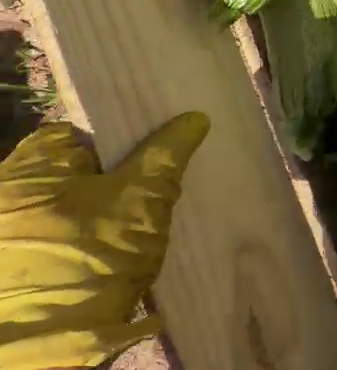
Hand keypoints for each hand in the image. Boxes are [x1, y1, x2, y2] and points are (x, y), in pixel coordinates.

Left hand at [0, 112, 208, 369]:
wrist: (43, 345)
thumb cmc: (91, 255)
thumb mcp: (144, 196)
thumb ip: (167, 151)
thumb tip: (191, 118)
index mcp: (21, 172)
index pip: (68, 135)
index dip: (112, 139)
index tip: (148, 152)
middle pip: (61, 171)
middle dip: (102, 177)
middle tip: (146, 188)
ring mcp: (0, 238)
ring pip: (55, 206)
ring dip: (90, 210)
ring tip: (132, 222)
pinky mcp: (6, 272)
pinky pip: (45, 238)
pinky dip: (74, 238)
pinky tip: (106, 250)